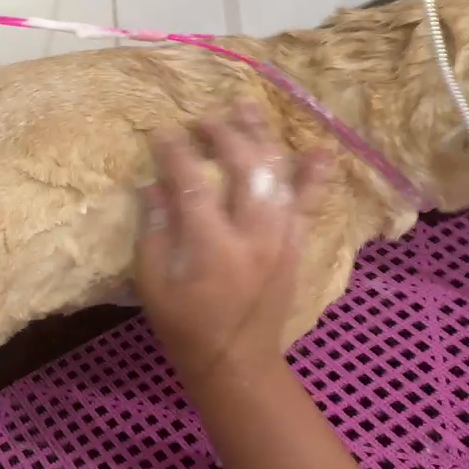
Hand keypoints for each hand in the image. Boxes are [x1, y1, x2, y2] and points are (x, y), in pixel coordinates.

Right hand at [134, 104, 327, 396]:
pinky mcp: (295, 245)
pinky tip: (316, 149)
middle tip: (201, 120)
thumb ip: (154, 231)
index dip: (175, 152)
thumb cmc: (183, 325)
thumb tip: (152, 185)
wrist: (236, 361)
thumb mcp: (152, 283)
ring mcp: (281, 238)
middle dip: (220, 136)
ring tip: (245, 108)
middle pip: (242, 169)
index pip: (192, 183)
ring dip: (260, 138)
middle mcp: (252, 235)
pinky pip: (309, 202)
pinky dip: (314, 174)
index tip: (161, 131)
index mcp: (210, 246)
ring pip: (277, 175)